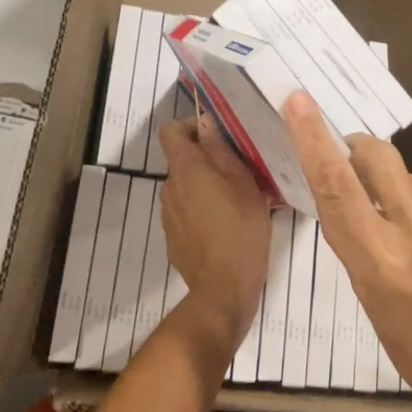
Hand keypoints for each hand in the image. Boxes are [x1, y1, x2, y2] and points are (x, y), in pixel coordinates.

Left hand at [158, 112, 271, 356]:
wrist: (223, 290)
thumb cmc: (241, 230)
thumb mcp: (243, 183)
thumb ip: (221, 149)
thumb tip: (205, 121)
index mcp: (186, 169)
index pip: (171, 130)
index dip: (192, 125)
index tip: (218, 135)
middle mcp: (170, 186)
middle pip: (181, 158)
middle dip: (206, 157)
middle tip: (239, 169)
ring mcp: (168, 214)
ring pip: (185, 185)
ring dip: (205, 184)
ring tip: (236, 199)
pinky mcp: (173, 236)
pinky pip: (185, 210)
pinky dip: (201, 208)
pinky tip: (225, 225)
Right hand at [284, 92, 411, 411]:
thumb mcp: (370, 301)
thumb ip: (359, 242)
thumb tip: (353, 191)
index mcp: (380, 263)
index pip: (337, 188)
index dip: (313, 140)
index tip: (299, 99)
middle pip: (379, 157)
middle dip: (361, 150)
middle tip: (355, 162)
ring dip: (405, 196)